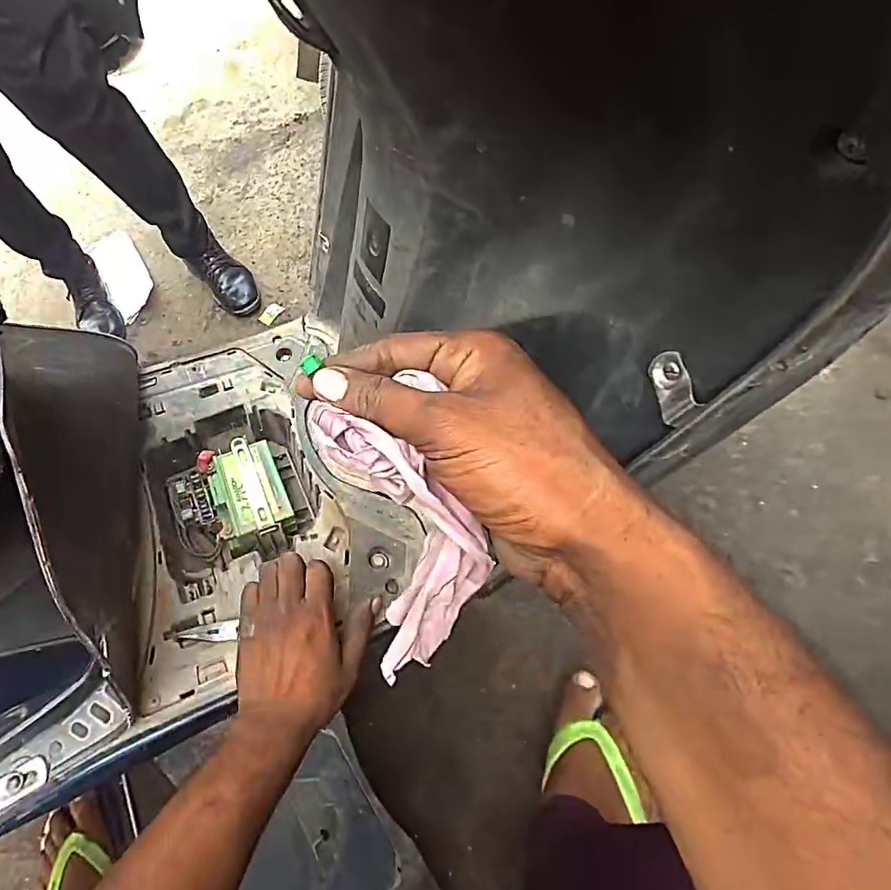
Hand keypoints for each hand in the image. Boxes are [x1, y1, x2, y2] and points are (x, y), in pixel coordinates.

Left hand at [234, 553, 374, 745]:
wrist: (275, 718)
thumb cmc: (312, 699)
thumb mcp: (348, 668)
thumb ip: (360, 630)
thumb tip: (370, 604)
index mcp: (316, 616)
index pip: (317, 568)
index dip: (322, 571)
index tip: (323, 582)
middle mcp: (289, 609)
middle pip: (289, 561)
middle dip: (298, 565)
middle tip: (302, 580)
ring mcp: (264, 614)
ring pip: (267, 570)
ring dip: (277, 573)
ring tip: (284, 587)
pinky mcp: (247, 623)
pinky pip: (249, 589)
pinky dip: (258, 589)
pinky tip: (266, 601)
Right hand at [295, 331, 658, 567]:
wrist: (579, 539)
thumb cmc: (528, 469)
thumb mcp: (443, 424)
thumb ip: (379, 400)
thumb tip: (329, 381)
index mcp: (474, 356)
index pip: (395, 350)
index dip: (349, 365)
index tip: (311, 379)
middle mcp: (472, 385)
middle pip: (398, 384)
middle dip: (360, 400)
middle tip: (318, 411)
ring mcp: (470, 425)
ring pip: (404, 421)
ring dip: (375, 433)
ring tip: (338, 439)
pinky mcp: (467, 461)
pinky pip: (418, 451)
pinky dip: (394, 458)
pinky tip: (373, 464)